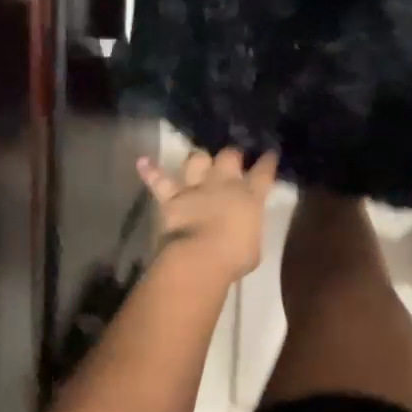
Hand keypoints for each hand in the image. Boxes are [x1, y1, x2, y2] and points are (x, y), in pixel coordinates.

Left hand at [138, 147, 279, 282]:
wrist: (200, 258)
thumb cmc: (235, 257)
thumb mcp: (255, 247)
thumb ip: (250, 229)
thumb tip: (246, 226)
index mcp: (250, 195)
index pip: (263, 171)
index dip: (267, 160)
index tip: (270, 153)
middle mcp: (223, 183)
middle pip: (229, 155)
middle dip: (232, 154)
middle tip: (233, 157)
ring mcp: (196, 187)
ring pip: (197, 159)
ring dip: (198, 159)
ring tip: (199, 160)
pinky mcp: (172, 196)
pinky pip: (159, 180)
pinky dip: (151, 171)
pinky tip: (142, 161)